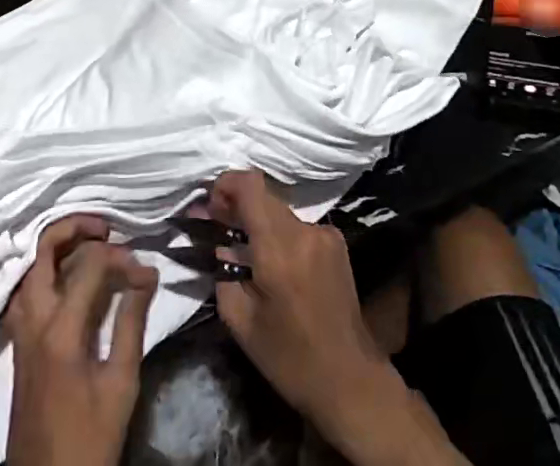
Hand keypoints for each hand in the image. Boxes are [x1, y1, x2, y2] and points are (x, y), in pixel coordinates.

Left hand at [4, 215, 158, 465]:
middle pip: (43, 252)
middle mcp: (33, 322)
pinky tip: (69, 278)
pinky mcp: (18, 344)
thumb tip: (147, 274)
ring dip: (58, 248)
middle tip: (108, 229)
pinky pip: (27, 290)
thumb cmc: (90, 435)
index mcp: (61, 331)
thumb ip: (131, 321)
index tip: (146, 273)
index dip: (121, 258)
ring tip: (93, 246)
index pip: (90, 265)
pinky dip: (47, 271)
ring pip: (31, 268)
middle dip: (75, 229)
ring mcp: (20, 332)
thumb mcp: (122, 382)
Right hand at [209, 173, 466, 465]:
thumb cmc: (288, 356)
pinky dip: (281, 237)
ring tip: (247, 254)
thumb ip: (224, 271)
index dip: (226, 185)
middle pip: (265, 197)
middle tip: (219, 228)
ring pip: (282, 213)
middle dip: (238, 206)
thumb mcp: (241, 320)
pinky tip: (276, 267)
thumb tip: (221, 242)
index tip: (211, 208)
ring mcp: (326, 235)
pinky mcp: (337, 244)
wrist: (348, 376)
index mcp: (280, 248)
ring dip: (260, 224)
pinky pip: (299, 228)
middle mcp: (306, 231)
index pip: (251, 186)